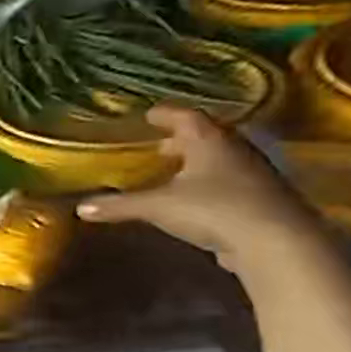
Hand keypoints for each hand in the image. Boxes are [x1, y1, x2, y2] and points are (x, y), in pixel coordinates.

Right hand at [75, 106, 322, 273]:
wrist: (269, 237)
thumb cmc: (211, 208)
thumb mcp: (156, 206)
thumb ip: (120, 206)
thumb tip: (81, 208)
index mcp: (211, 142)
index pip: (187, 118)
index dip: (167, 115)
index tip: (149, 114)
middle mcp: (234, 149)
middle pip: (206, 136)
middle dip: (181, 138)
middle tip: (159, 142)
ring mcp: (249, 172)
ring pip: (217, 157)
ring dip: (195, 160)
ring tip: (173, 167)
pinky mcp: (255, 196)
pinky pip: (224, 179)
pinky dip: (205, 181)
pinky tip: (191, 194)